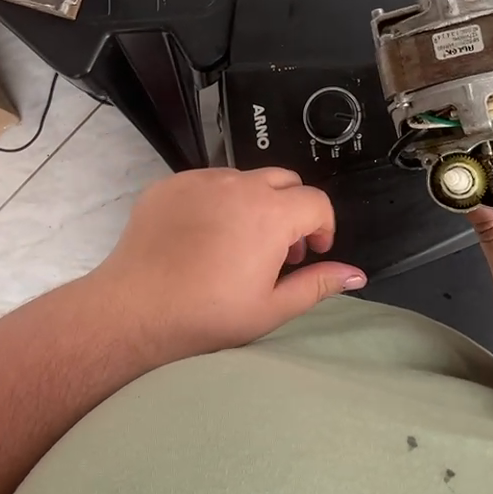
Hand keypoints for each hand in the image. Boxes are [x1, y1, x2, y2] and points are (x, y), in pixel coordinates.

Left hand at [85, 167, 366, 358]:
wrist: (135, 309)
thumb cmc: (208, 314)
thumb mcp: (271, 308)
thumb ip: (318, 284)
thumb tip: (357, 274)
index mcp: (271, 213)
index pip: (316, 202)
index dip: (322, 227)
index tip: (310, 253)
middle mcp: (239, 184)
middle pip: (284, 181)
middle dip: (292, 209)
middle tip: (277, 250)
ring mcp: (201, 179)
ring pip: (244, 179)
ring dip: (253, 203)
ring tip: (236, 244)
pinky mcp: (170, 183)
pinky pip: (206, 182)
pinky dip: (215, 201)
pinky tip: (200, 237)